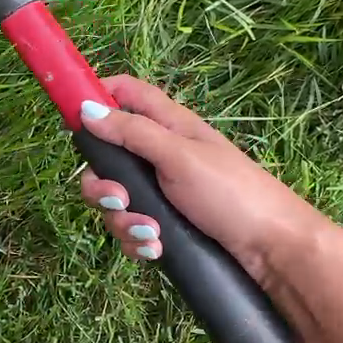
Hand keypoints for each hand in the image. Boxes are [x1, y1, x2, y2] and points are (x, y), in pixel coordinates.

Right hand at [77, 75, 330, 276]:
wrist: (270, 248)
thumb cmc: (232, 193)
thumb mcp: (179, 157)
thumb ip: (131, 133)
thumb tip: (85, 110)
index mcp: (166, 127)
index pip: (124, 94)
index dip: (96, 96)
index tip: (72, 117)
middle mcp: (156, 155)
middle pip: (103, 159)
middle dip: (100, 185)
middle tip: (118, 198)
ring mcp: (157, 190)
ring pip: (111, 200)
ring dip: (121, 221)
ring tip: (150, 233)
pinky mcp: (160, 221)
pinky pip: (128, 227)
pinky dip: (136, 240)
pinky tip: (155, 248)